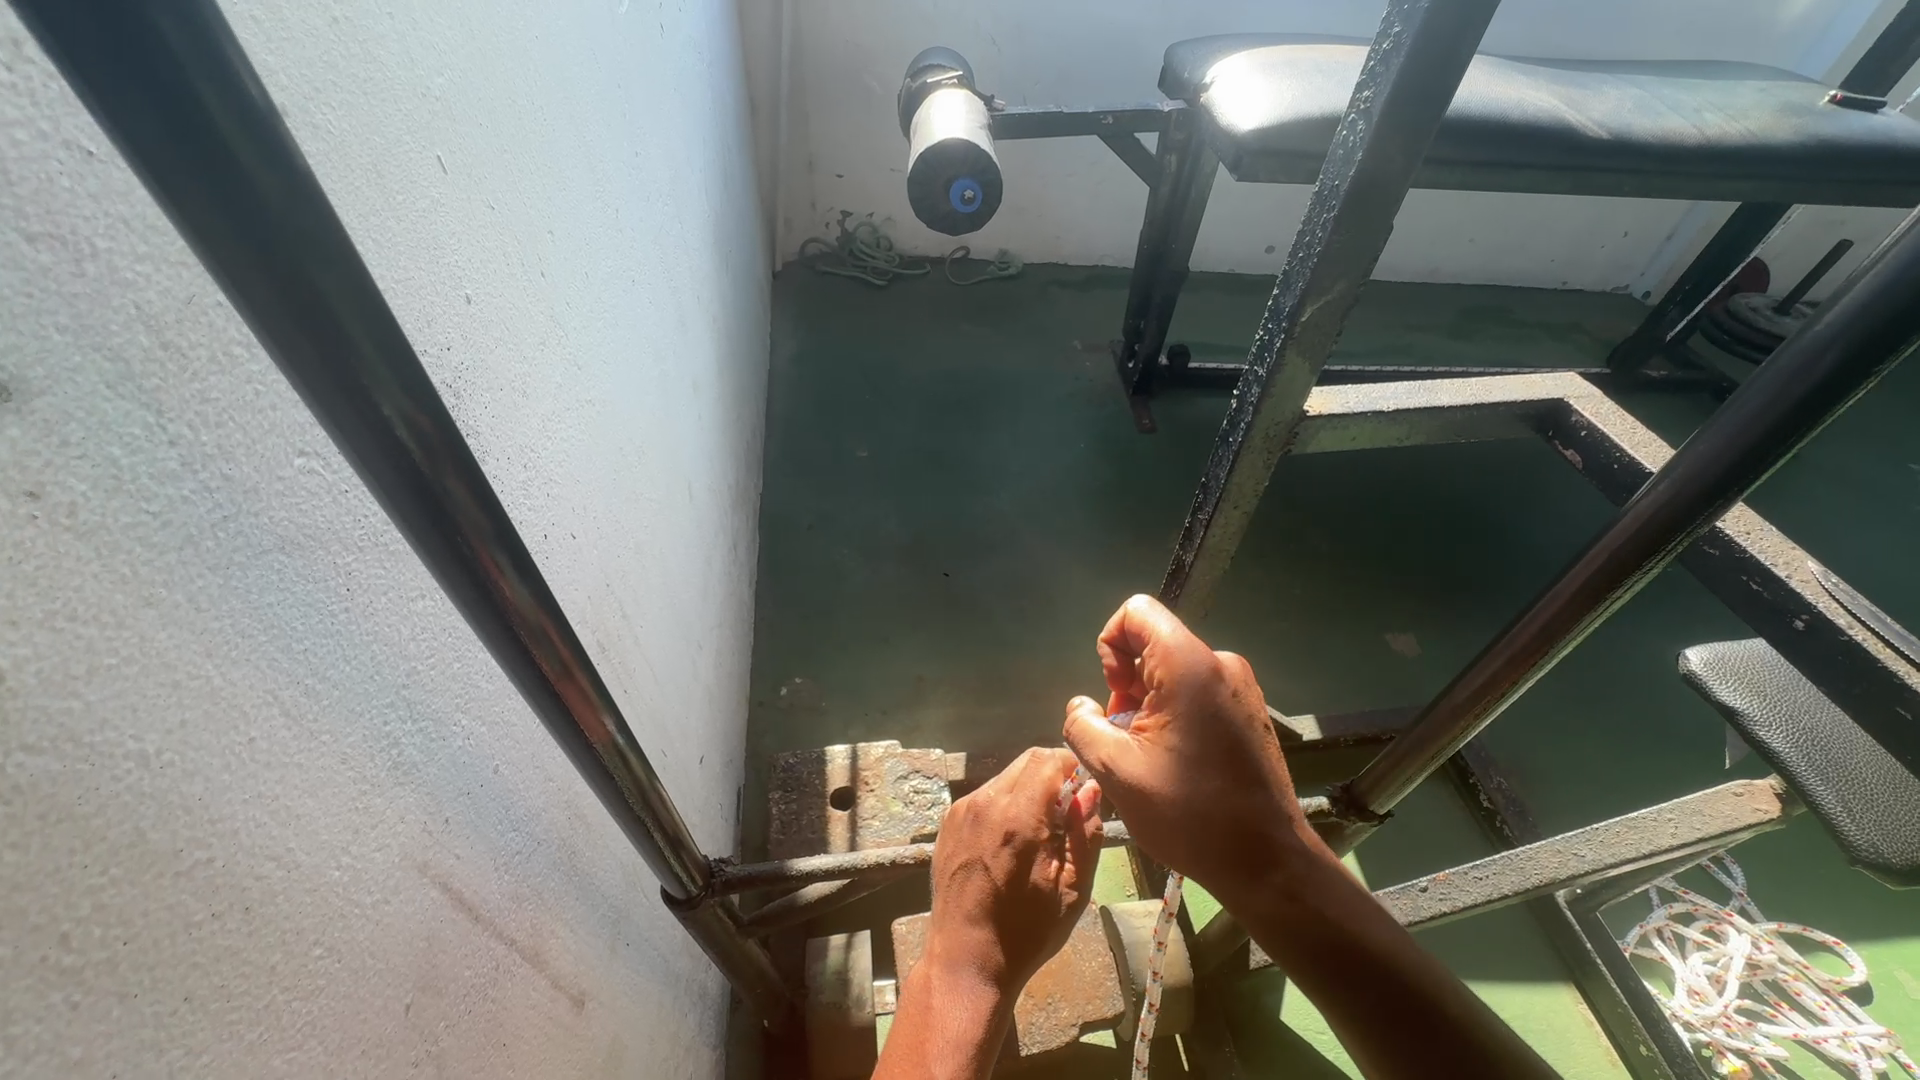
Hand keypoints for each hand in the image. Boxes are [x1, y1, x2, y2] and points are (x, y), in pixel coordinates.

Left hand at [925, 747, 1103, 995]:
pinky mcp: (948, 823)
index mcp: (1018, 818)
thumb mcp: (1072, 890)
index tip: (1082, 786)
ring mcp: (962, 811)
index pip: (1047, 759)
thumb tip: (1090, 791)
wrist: (966, 959)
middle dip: (1050, 773)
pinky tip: (1010, 840)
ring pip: (1004, 777)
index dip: (1070, 765)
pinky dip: (1004, 803)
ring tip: (1038, 828)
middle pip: (1024, 762)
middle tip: (1065, 808)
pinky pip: (984, 796)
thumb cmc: (1026, 931)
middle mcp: (985, 804)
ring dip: (1026, 788)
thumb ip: (1084, 833)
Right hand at [1062, 595, 1314, 908]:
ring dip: (1148, 706)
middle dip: (1127, 686)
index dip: (1110, 644)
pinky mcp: (1249, 712)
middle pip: (1153, 645)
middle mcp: (1220, 663)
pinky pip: (1197, 693)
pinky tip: (1176, 764)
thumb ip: (1083, 725)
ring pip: (1173, 673)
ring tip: (1149, 758)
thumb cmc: (1189, 813)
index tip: (1115, 696)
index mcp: (1189, 665)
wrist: (1266, 862)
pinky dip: (1175, 716)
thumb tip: (1083, 708)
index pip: (1136, 612)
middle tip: (1127, 739)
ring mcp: (1240, 688)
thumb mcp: (1115, 770)